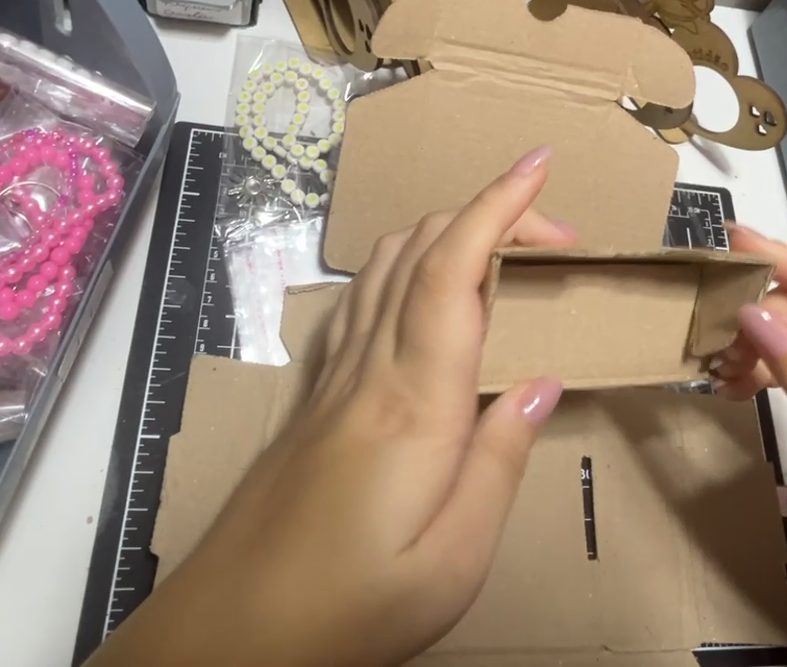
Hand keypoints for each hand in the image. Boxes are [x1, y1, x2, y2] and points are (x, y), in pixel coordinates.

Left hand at [99, 148, 572, 666]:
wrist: (231, 629)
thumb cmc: (348, 606)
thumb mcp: (452, 561)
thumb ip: (499, 462)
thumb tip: (540, 381)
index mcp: (414, 401)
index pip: (454, 271)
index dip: (497, 206)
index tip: (538, 165)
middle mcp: (372, 365)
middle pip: (421, 247)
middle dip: (489, 211)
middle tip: (555, 234)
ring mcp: (338, 371)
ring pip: (387, 261)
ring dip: (447, 228)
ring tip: (503, 245)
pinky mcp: (321, 387)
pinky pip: (366, 295)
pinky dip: (410, 262)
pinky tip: (430, 289)